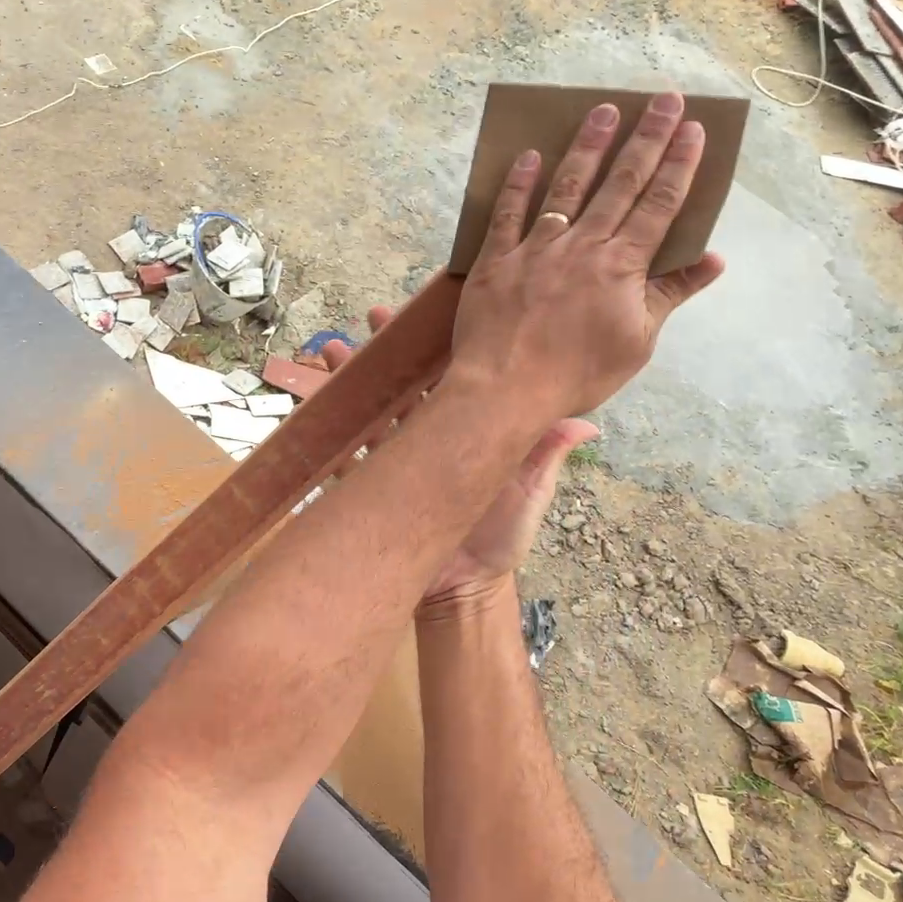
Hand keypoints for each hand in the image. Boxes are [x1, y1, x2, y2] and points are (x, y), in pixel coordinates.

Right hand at [320, 314, 596, 599]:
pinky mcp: (370, 488)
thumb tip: (587, 424)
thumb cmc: (500, 538)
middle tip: (373, 315)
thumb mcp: (528, 491)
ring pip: (371, 410)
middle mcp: (428, 438)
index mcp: (465, 431)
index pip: (451, 376)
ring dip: (352, 378)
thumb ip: (544, 455)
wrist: (464, 587)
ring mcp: (396, 461)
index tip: (434, 313)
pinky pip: (344, 453)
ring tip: (331, 349)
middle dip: (388, 350)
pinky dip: (330, 429)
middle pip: (405, 384)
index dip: (440, 345)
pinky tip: (315, 403)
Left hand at [450, 93, 724, 422]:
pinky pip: (506, 216)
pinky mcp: (493, 264)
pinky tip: (528, 157)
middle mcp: (581, 247)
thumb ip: (669, 296)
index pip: (659, 204)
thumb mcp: (636, 343)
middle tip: (663, 98)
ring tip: (603, 111)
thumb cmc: (575, 375)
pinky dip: (518, 186)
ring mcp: (534, 252)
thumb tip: (714, 260)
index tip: (693, 128)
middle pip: (620, 184)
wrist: (504, 390)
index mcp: (621, 266)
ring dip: (587, 148)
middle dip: (646, 138)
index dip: (679, 164)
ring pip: (566, 189)